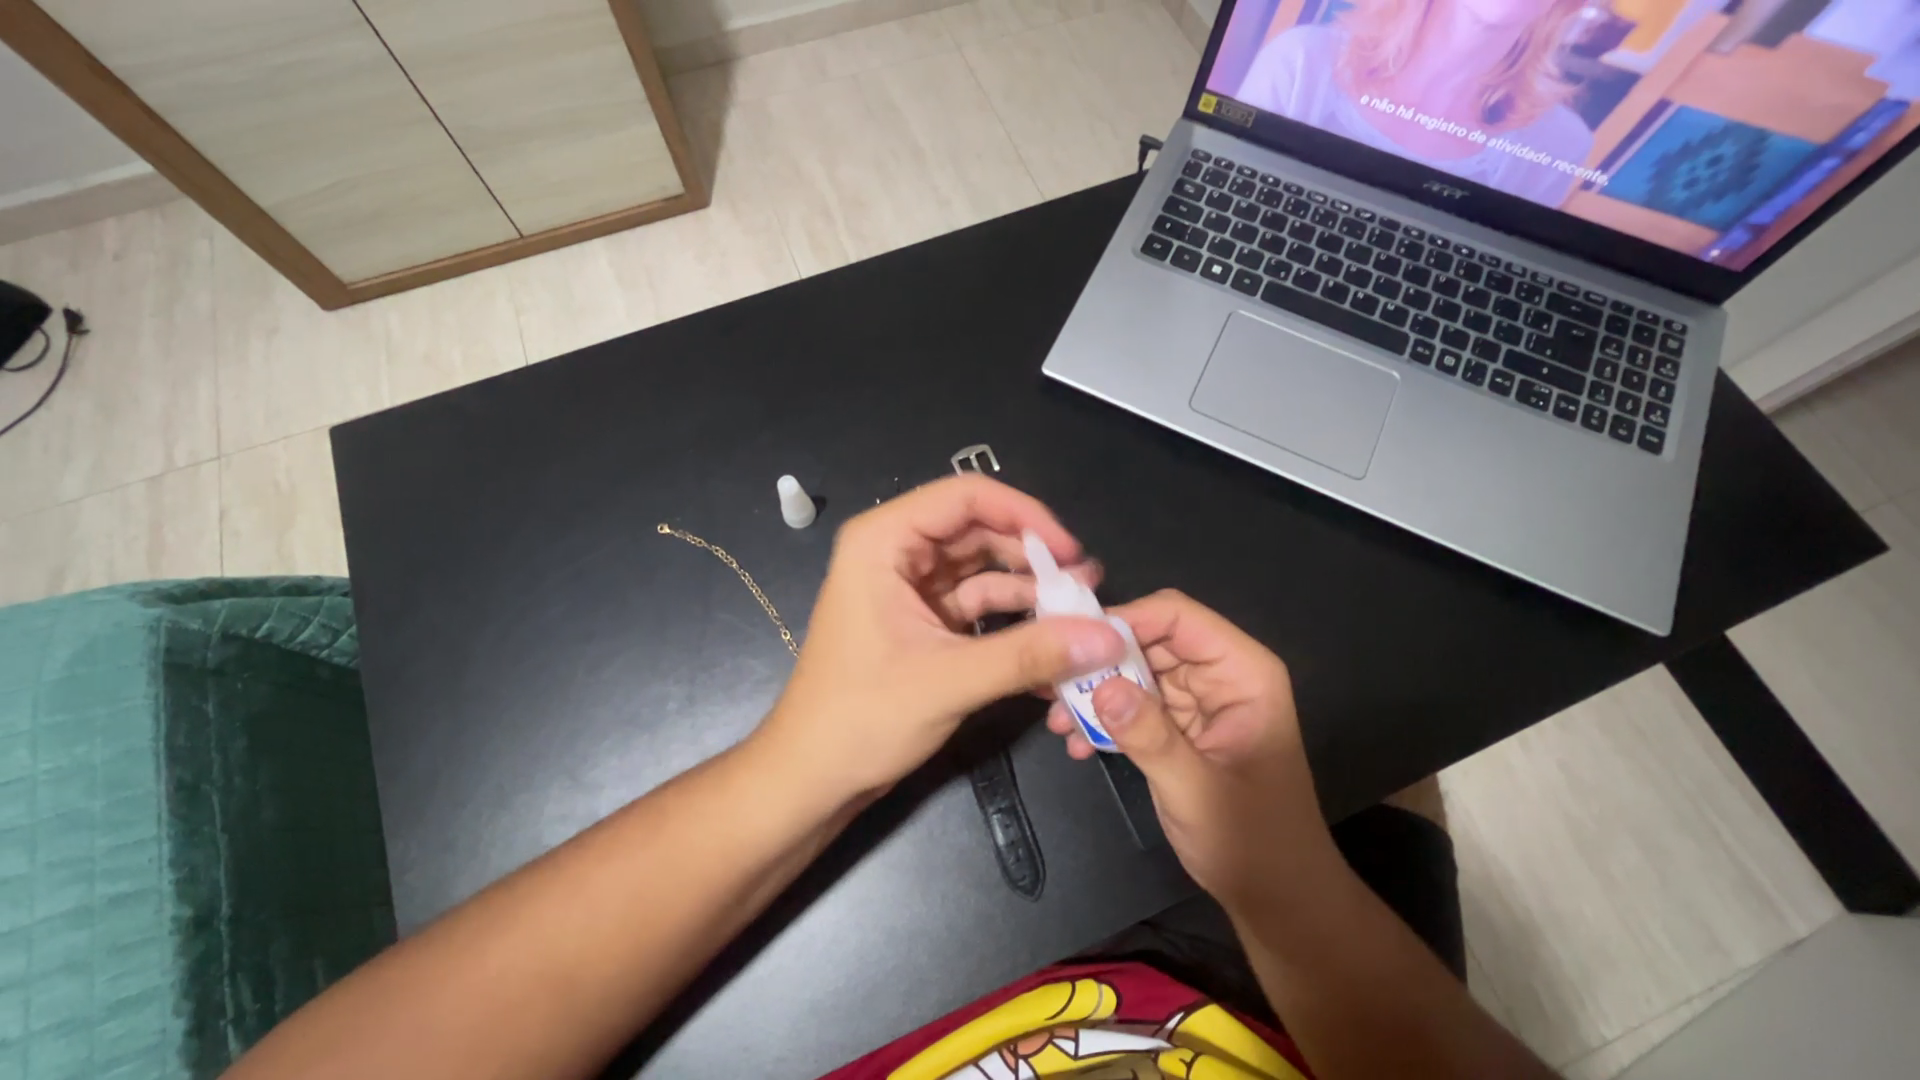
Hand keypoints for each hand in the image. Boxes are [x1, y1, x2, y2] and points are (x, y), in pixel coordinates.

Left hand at [760, 475, 1125, 800]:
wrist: (811, 777)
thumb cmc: (861, 718)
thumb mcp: (949, 681)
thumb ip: (1030, 654)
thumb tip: (1109, 636)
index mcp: (884, 541)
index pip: (966, 497)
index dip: (1025, 515)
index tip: (1071, 552)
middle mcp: (897, 554)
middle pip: (979, 532)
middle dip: (1035, 557)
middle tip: (1087, 587)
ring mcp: (910, 590)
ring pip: (983, 571)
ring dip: (1030, 591)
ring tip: (1083, 616)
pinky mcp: (922, 625)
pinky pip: (978, 609)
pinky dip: (1013, 624)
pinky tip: (1054, 647)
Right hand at [1045, 590, 1335, 908]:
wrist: (1277, 896)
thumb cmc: (1253, 843)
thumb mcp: (1197, 791)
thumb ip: (1150, 736)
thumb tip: (1099, 685)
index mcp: (1243, 674)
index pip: (1178, 617)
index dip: (1125, 620)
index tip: (1071, 646)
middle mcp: (1221, 676)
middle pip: (1149, 639)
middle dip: (1100, 660)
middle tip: (1050, 688)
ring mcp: (1199, 702)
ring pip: (1135, 671)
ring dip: (1095, 692)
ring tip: (1060, 723)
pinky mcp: (1180, 727)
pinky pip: (1135, 704)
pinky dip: (1106, 718)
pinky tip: (1079, 744)